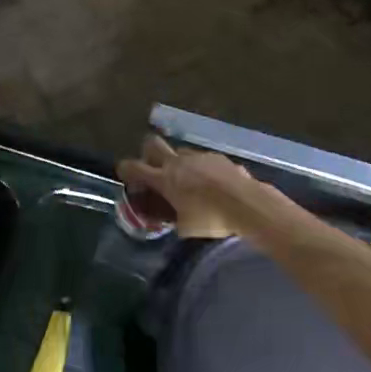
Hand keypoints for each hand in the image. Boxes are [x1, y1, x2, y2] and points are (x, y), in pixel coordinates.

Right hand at [117, 136, 268, 239]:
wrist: (246, 203)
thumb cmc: (211, 219)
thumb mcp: (185, 227)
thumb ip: (174, 219)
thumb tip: (174, 219)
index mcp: (164, 179)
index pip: (134, 167)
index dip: (125, 169)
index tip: (124, 173)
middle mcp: (178, 162)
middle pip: (153, 144)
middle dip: (147, 153)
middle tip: (152, 167)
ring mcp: (199, 156)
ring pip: (180, 151)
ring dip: (177, 162)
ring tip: (187, 180)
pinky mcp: (218, 157)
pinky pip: (202, 159)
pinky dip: (200, 168)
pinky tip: (210, 183)